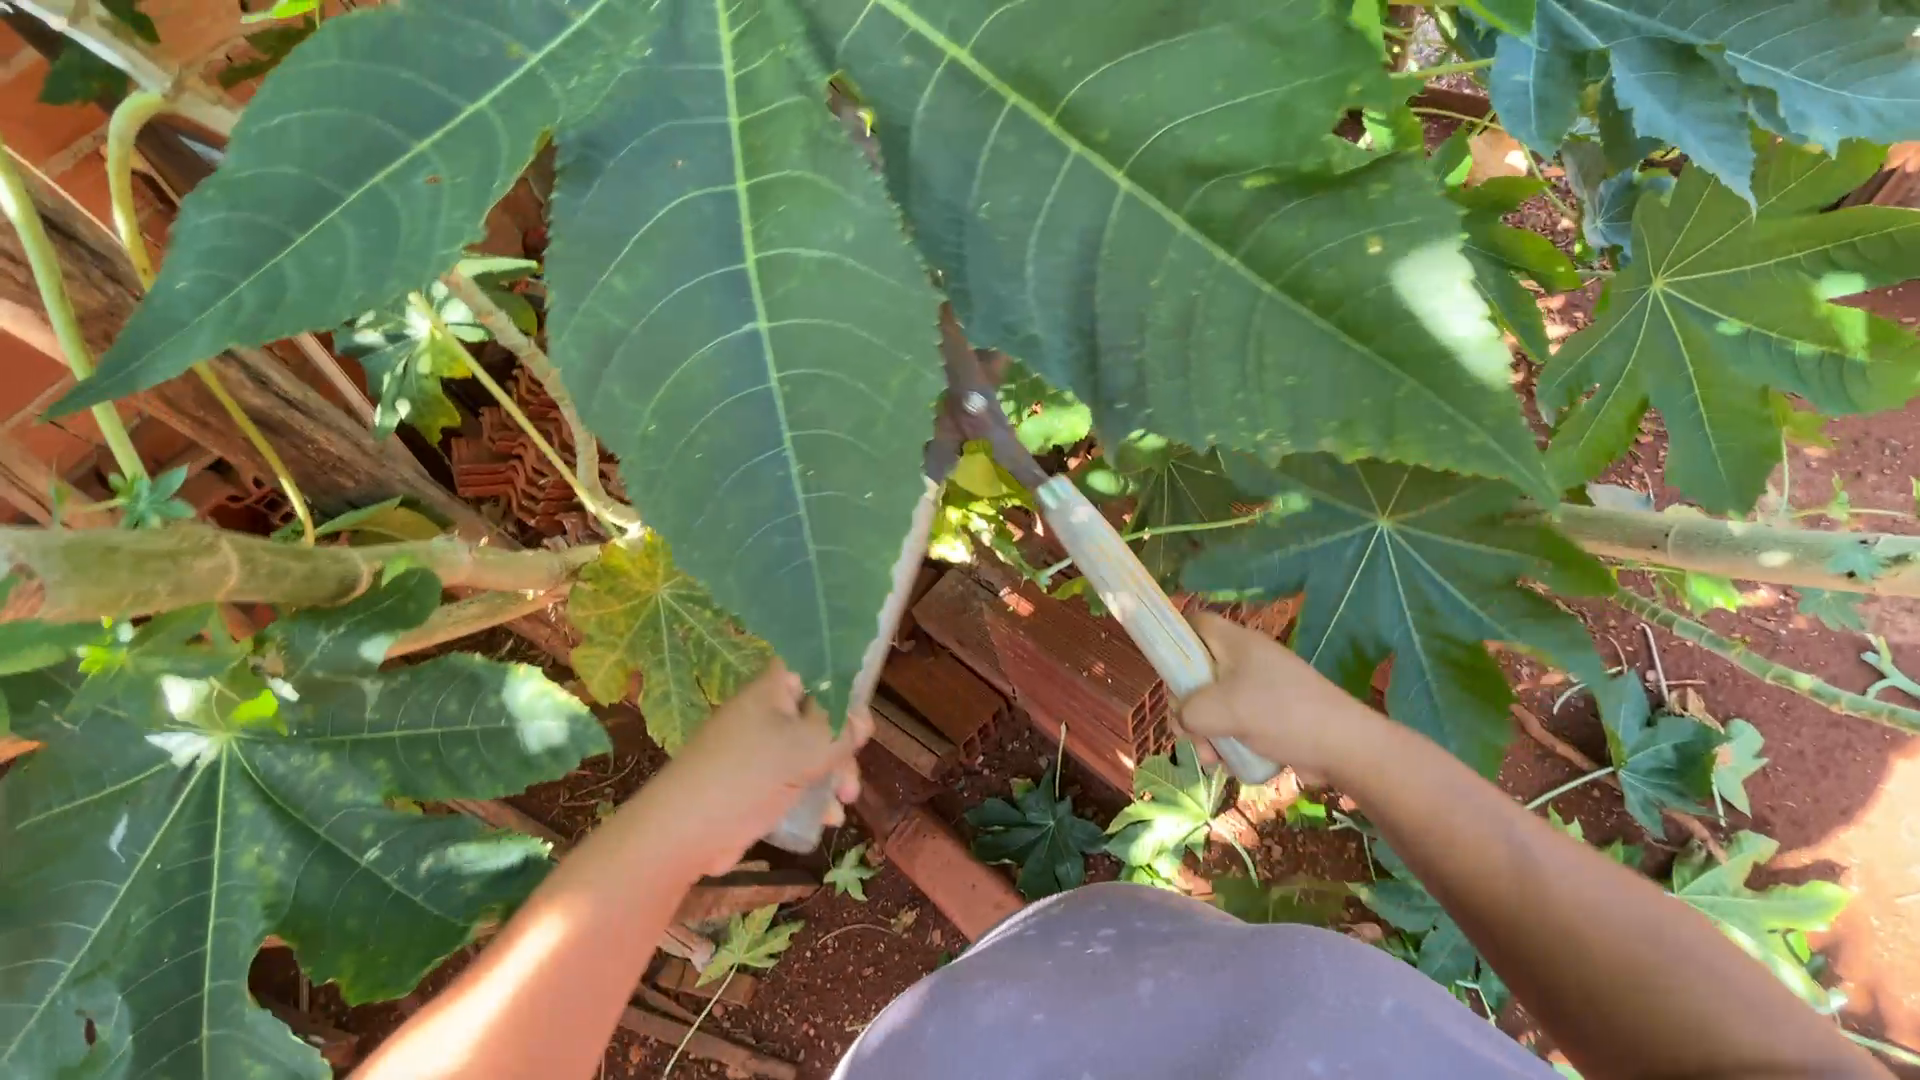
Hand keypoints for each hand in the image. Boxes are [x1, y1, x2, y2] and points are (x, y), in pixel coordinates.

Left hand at [640, 663, 870, 874]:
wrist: (682, 833)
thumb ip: (840, 729)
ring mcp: (758, 751)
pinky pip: (793, 781)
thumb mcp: (805, 748)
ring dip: (833, 774)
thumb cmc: (746, 777)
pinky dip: (812, 796)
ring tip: (844, 801)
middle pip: (817, 715)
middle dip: (842, 744)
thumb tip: (859, 719)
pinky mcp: (754, 785)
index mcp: (772, 691)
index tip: (860, 706)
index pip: (809, 666)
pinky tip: (826, 819)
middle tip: (852, 770)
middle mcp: (764, 715)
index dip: (839, 679)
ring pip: (809, 752)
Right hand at [1177, 612, 1388, 782]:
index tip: (1166, 672)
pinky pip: (1234, 723)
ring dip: (1205, 732)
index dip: (1173, 639)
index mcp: (1234, 642)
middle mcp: (1244, 659)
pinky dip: (1228, 742)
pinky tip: (1231, 762)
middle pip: (1195, 672)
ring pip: (1212, 704)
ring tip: (1213, 758)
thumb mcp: (1221, 710)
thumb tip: (1184, 720)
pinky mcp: (1270, 715)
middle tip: (1189, 732)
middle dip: (1187, 707)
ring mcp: (1258, 688)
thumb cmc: (1281, 715)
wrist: (1345, 747)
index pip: (1193, 623)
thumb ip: (1187, 711)